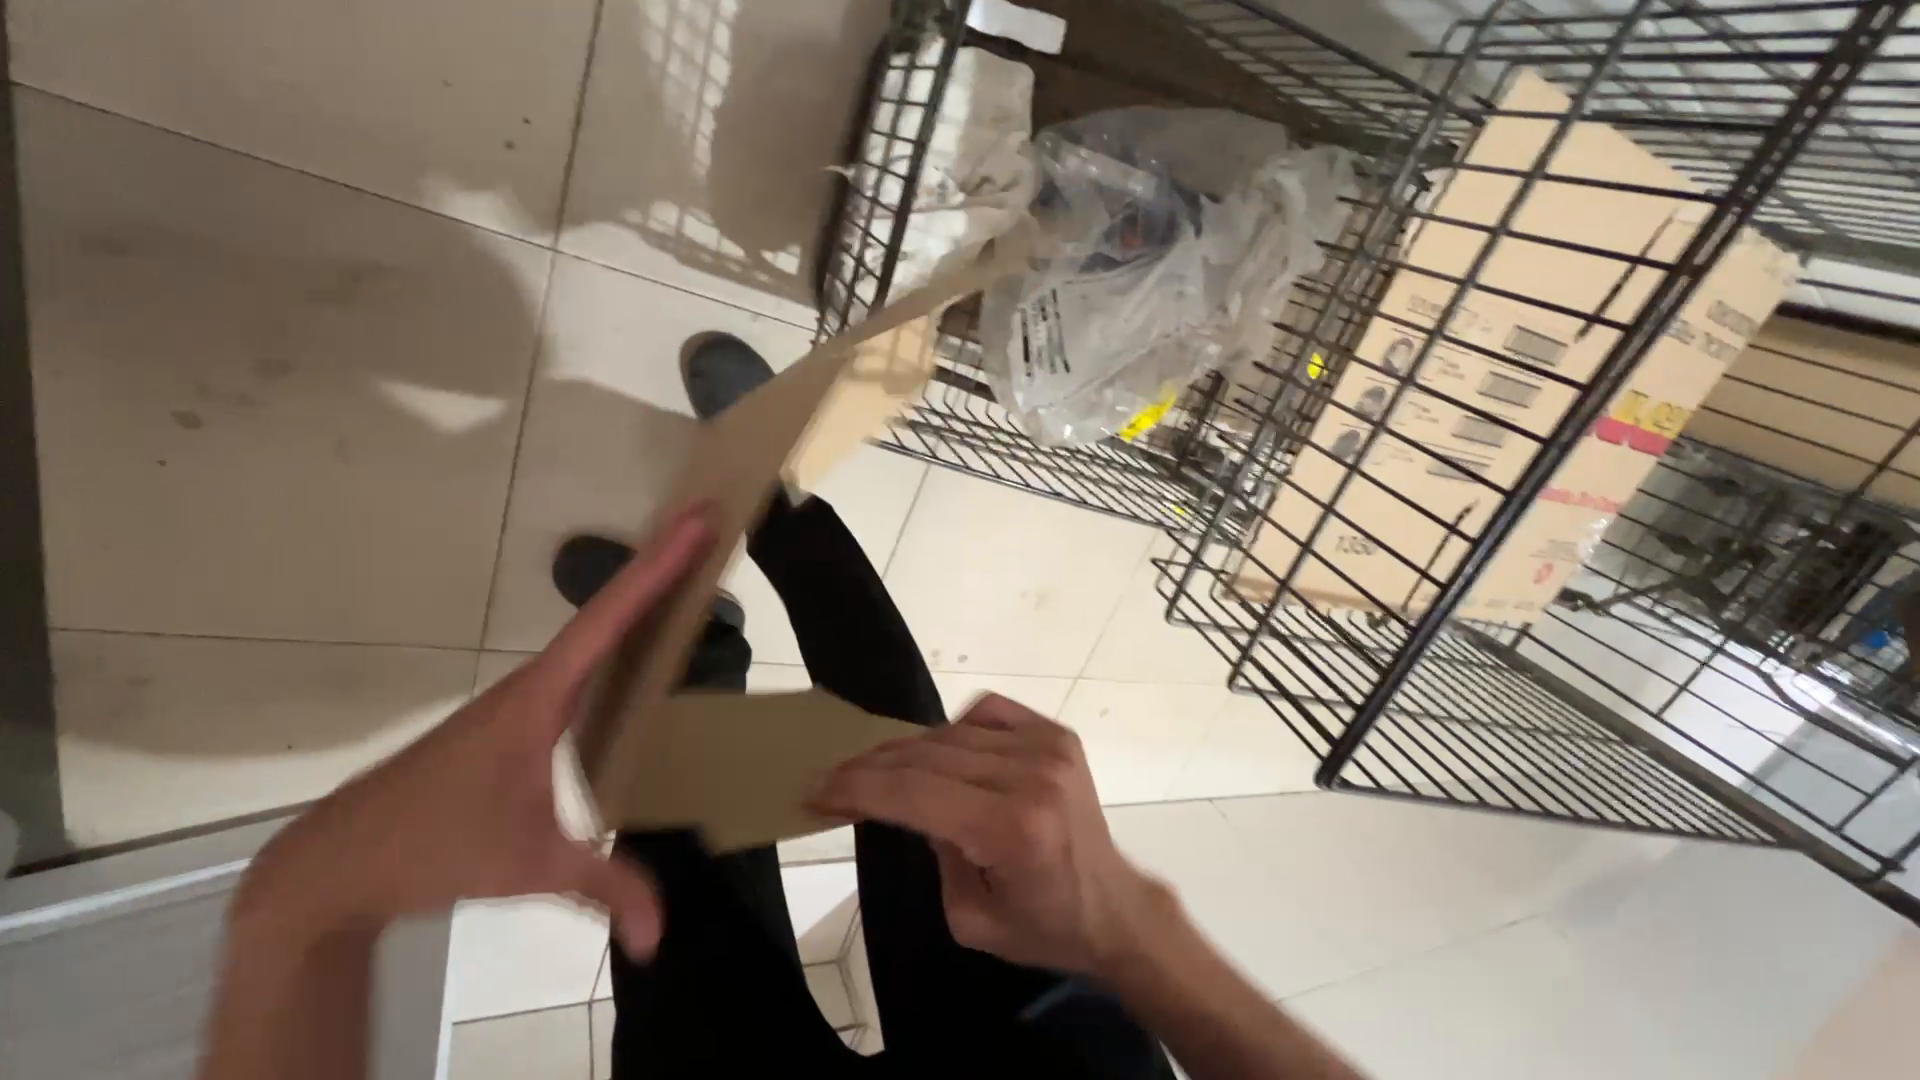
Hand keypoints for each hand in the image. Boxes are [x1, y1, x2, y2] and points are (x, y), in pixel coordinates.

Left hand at [232, 505, 714, 958]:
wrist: (334, 865)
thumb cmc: (430, 849)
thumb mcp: (527, 869)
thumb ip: (603, 889)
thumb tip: (660, 936)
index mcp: (541, 698)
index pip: (609, 619)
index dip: (655, 568)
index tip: (694, 521)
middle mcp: (534, 683)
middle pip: (607, 607)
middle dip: (659, 563)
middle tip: (706, 523)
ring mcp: (524, 698)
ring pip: (592, 631)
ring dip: (639, 594)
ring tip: (689, 568)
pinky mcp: (519, 718)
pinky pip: (583, 658)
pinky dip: (618, 633)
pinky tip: (641, 646)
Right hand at [811, 694, 1172, 977]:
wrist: (1113, 907)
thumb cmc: (1041, 926)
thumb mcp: (968, 916)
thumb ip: (932, 852)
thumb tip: (908, 798)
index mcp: (1011, 829)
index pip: (915, 792)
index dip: (858, 788)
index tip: (818, 791)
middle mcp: (1032, 776)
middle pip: (926, 757)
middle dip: (870, 767)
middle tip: (833, 778)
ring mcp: (1049, 748)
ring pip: (951, 733)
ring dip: (907, 750)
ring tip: (879, 769)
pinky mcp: (1058, 735)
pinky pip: (987, 711)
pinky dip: (954, 728)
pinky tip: (943, 752)